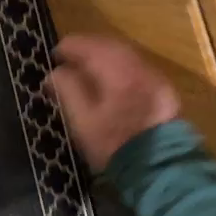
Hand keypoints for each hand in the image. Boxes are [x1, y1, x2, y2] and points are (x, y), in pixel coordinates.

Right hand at [47, 35, 180, 170]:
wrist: (160, 170)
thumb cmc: (114, 145)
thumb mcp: (82, 121)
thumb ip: (66, 90)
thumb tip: (54, 73)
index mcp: (116, 70)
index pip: (86, 45)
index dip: (66, 49)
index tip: (53, 58)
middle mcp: (138, 65)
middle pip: (107, 44)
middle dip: (85, 49)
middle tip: (68, 60)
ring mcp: (154, 76)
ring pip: (123, 54)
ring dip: (102, 56)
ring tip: (85, 68)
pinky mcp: (163, 89)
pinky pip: (135, 67)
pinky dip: (118, 66)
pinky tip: (109, 80)